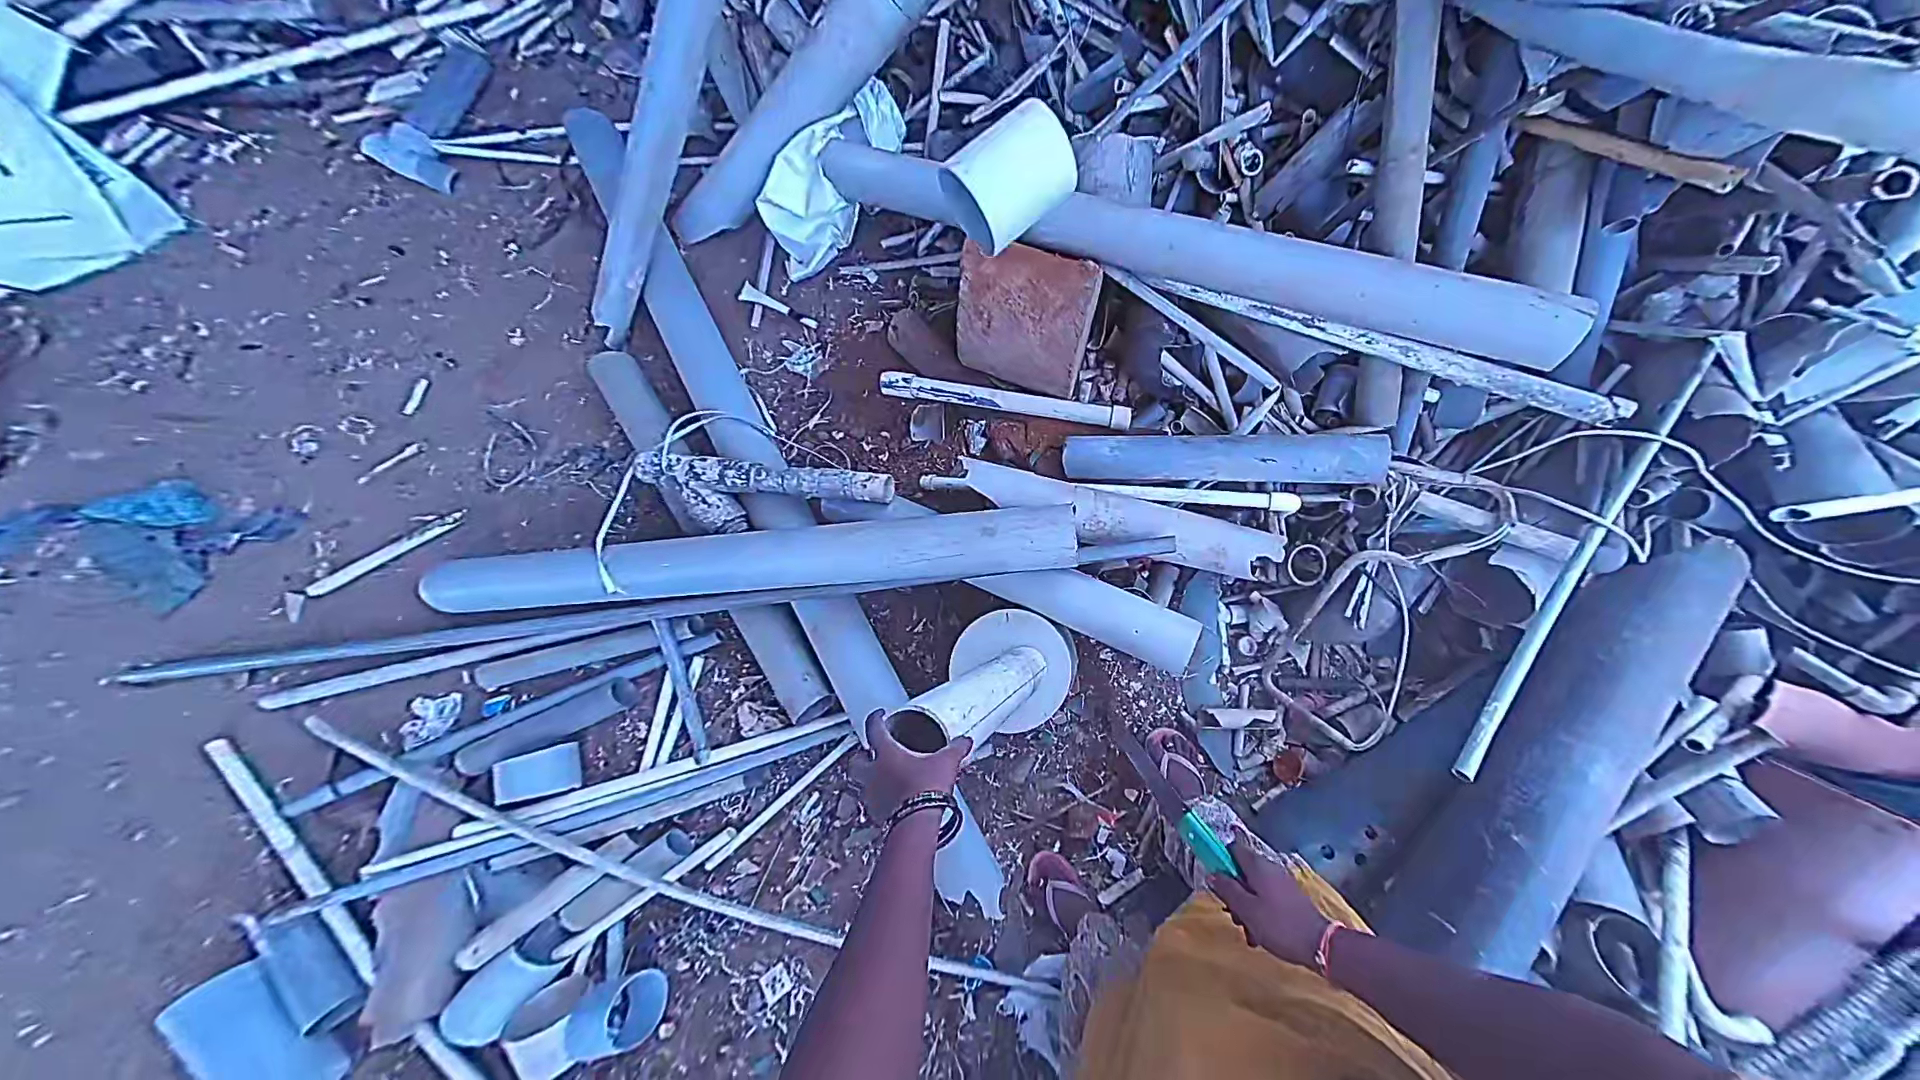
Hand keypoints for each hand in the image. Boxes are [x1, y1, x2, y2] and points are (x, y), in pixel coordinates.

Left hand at [850, 709, 972, 820]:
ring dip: (868, 778)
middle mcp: (873, 773)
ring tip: (883, 777)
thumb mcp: (946, 762)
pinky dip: (879, 799)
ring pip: (860, 782)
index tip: (879, 715)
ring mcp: (872, 795)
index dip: (876, 718)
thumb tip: (963, 742)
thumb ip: (955, 749)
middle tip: (873, 750)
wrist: (917, 824)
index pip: (873, 728)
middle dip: (862, 753)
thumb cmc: (925, 790)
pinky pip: (872, 803)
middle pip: (856, 759)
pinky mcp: (876, 814)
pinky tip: (891, 800)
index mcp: (886, 753)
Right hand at [1209, 838, 1330, 966]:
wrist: (1322, 946)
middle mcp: (1270, 868)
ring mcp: (1281, 883)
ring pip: (1253, 887)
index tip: (1214, 878)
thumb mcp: (1247, 909)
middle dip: (1233, 891)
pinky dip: (1259, 911)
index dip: (1219, 858)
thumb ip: (1227, 889)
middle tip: (1233, 913)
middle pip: (1241, 870)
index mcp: (1257, 865)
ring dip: (1246, 905)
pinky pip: (1266, 897)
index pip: (1232, 847)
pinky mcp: (1289, 897)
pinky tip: (1260, 934)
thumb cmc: (1280, 925)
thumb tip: (1212, 874)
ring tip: (1248, 930)